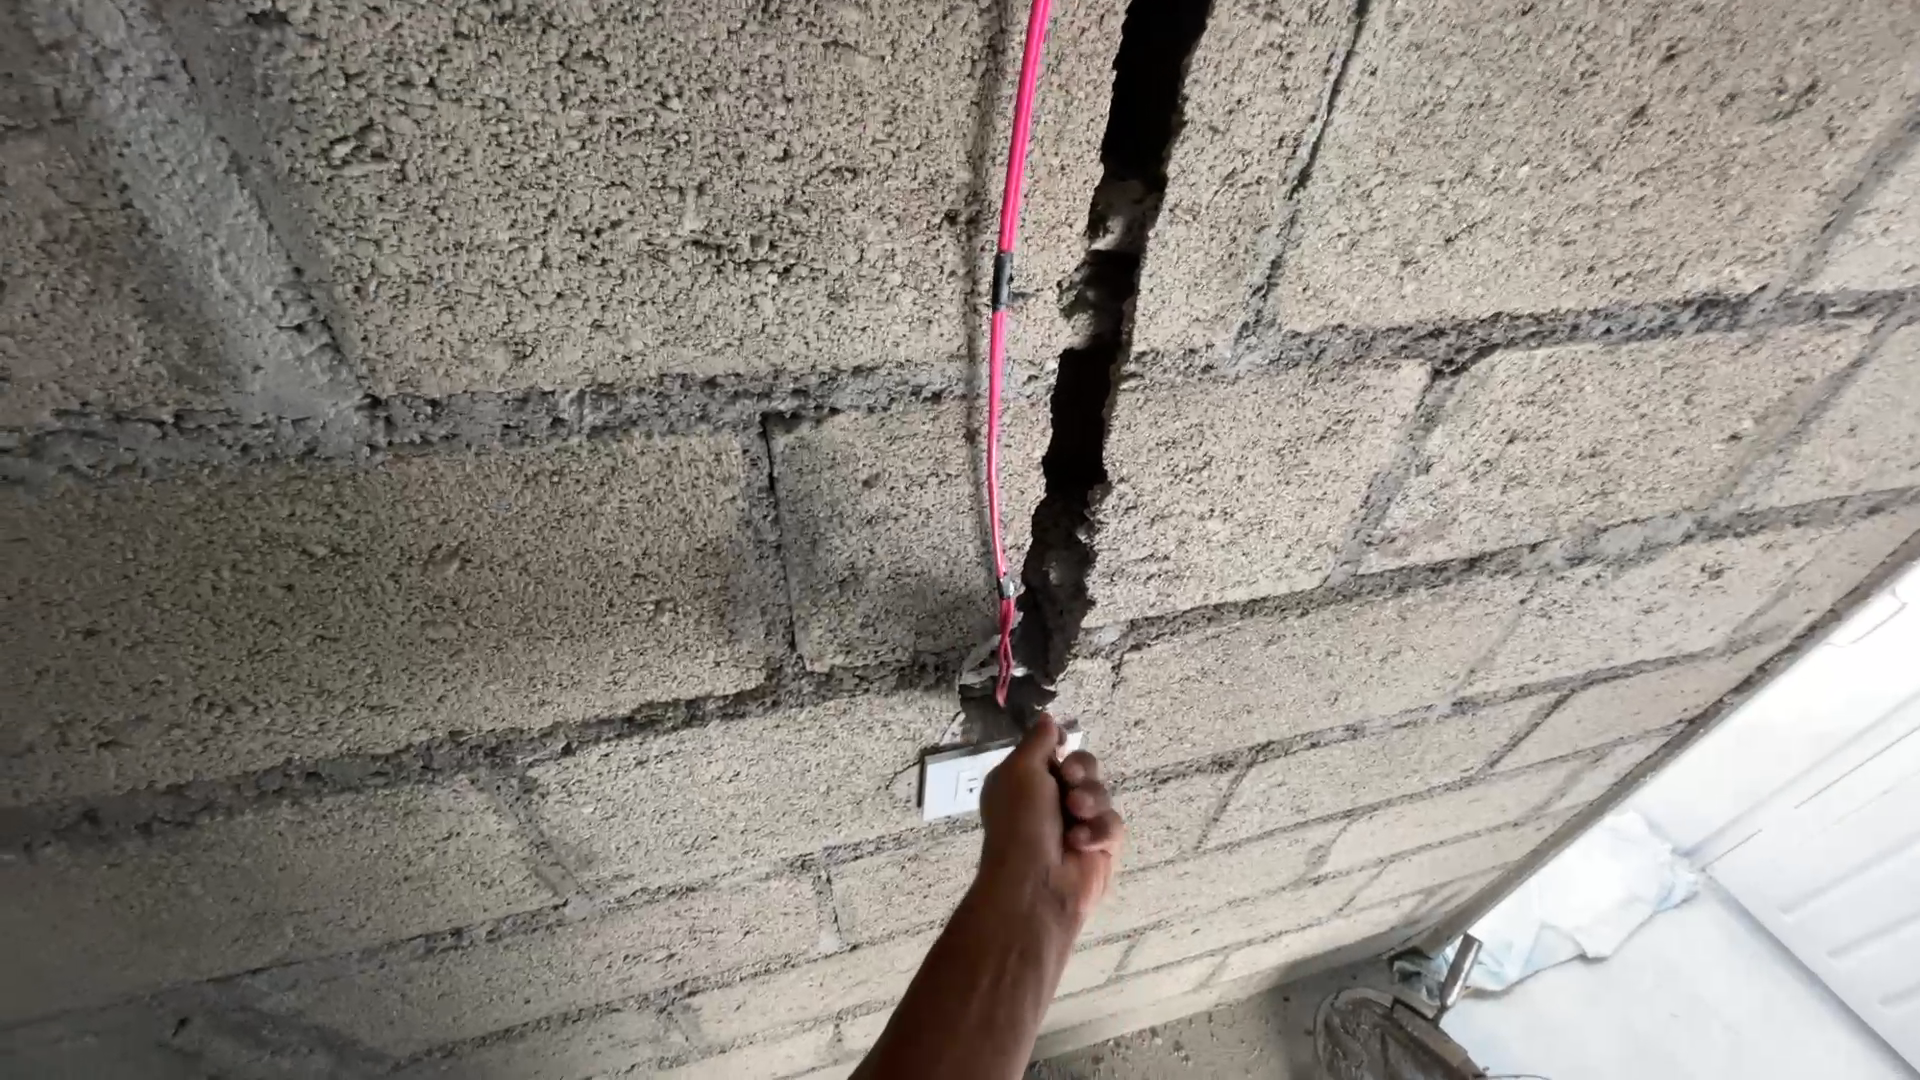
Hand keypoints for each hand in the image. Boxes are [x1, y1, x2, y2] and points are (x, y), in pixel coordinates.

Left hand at [977, 713, 1124, 923]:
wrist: (1037, 884)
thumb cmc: (1020, 821)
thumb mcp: (1020, 770)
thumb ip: (1038, 740)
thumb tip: (1048, 718)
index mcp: (1025, 781)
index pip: (1051, 750)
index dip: (1060, 744)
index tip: (1062, 741)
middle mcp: (1050, 800)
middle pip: (1083, 766)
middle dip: (1081, 770)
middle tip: (1070, 780)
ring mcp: (1077, 824)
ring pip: (1101, 792)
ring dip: (1090, 800)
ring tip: (1076, 815)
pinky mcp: (1101, 847)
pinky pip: (1113, 823)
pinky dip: (1098, 831)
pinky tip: (1081, 844)